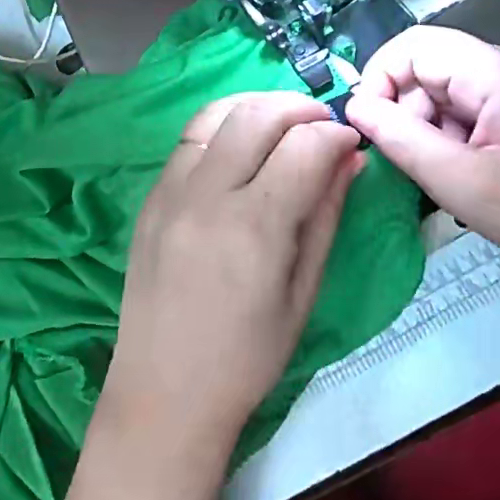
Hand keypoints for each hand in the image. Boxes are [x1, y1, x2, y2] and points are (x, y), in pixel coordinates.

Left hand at [107, 92, 364, 447]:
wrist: (164, 393)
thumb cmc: (247, 358)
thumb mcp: (303, 292)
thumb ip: (325, 215)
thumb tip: (349, 159)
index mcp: (253, 227)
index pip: (304, 145)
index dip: (337, 134)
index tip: (351, 144)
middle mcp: (206, 196)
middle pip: (256, 114)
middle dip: (299, 107)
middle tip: (323, 125)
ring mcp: (169, 193)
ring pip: (215, 113)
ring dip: (257, 106)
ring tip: (283, 124)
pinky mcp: (149, 198)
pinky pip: (188, 140)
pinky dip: (221, 127)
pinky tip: (240, 147)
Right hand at [344, 26, 499, 283]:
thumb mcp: (455, 179)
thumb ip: (397, 136)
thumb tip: (354, 106)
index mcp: (499, 71)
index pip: (415, 45)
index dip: (380, 77)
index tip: (368, 123)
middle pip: (431, 64)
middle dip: (407, 107)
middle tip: (411, 156)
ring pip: (447, 86)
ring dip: (430, 123)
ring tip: (445, 169)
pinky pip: (471, 103)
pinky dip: (453, 131)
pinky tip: (466, 167)